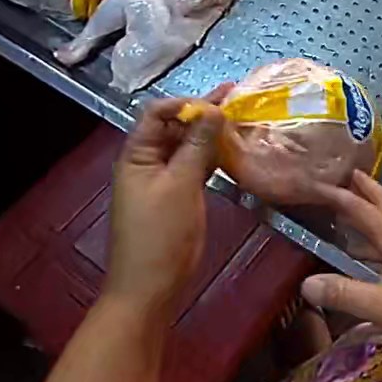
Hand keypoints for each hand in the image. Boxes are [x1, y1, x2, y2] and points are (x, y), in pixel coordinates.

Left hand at [104, 97, 224, 315]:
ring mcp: (166, 177)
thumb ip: (197, 145)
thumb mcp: (180, 184)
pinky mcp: (182, 192)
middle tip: (239, 97)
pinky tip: (237, 145)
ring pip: (190, 143)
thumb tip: (213, 108)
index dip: (186, 103)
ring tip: (243, 116)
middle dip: (203, 111)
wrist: (152, 285)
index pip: (158, 114)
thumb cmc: (161, 233)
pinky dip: (216, 152)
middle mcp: (150, 160)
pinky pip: (198, 162)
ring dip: (212, 131)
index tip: (220, 101)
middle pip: (175, 126)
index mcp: (138, 155)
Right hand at [299, 171, 381, 351]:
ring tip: (351, 204)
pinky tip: (366, 248)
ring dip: (372, 208)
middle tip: (347, 173)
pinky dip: (377, 233)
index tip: (318, 182)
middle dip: (365, 188)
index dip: (339, 196)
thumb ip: (344, 293)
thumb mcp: (381, 306)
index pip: (362, 210)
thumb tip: (306, 282)